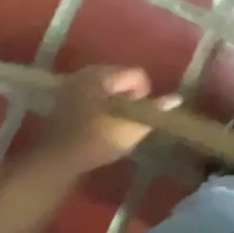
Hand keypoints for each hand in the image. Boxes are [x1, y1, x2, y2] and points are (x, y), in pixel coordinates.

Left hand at [44, 66, 177, 171]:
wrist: (57, 160)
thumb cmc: (96, 142)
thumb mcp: (130, 129)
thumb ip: (154, 111)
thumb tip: (176, 98)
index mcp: (102, 75)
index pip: (137, 74)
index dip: (144, 95)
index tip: (139, 116)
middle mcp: (86, 72)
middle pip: (121, 76)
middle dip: (129, 96)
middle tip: (128, 121)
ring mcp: (73, 83)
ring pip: (106, 86)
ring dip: (114, 101)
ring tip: (114, 124)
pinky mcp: (65, 97)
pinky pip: (92, 94)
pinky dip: (99, 104)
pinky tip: (98, 124)